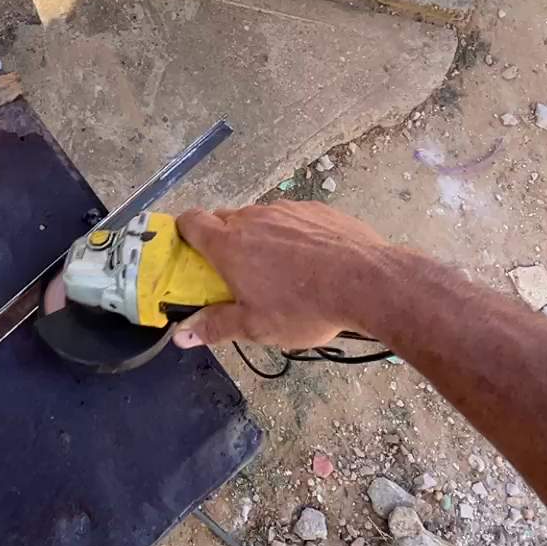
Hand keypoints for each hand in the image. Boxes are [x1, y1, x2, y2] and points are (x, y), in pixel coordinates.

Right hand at [171, 202, 394, 349]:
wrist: (366, 282)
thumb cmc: (303, 307)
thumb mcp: (256, 327)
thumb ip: (215, 326)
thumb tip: (180, 336)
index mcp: (228, 244)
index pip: (191, 221)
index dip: (184, 231)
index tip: (190, 250)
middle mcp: (251, 218)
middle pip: (224, 219)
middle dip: (224, 240)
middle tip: (238, 272)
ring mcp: (284, 209)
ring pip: (259, 218)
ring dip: (259, 237)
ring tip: (282, 270)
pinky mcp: (314, 209)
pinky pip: (291, 218)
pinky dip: (292, 234)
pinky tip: (312, 260)